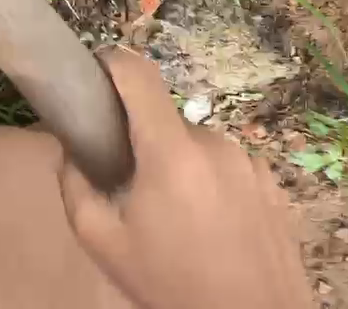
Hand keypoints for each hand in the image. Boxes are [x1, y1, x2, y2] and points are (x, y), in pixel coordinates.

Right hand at [60, 49, 315, 308]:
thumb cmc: (170, 286)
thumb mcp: (99, 239)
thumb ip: (73, 183)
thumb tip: (71, 149)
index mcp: (172, 153)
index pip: (138, 73)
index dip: (109, 61)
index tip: (91, 74)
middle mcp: (216, 147)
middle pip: (161, 115)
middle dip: (138, 135)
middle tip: (125, 175)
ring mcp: (252, 166)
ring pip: (192, 141)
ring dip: (174, 158)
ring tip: (169, 207)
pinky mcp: (276, 188)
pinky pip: (224, 163)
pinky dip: (206, 177)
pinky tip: (205, 221)